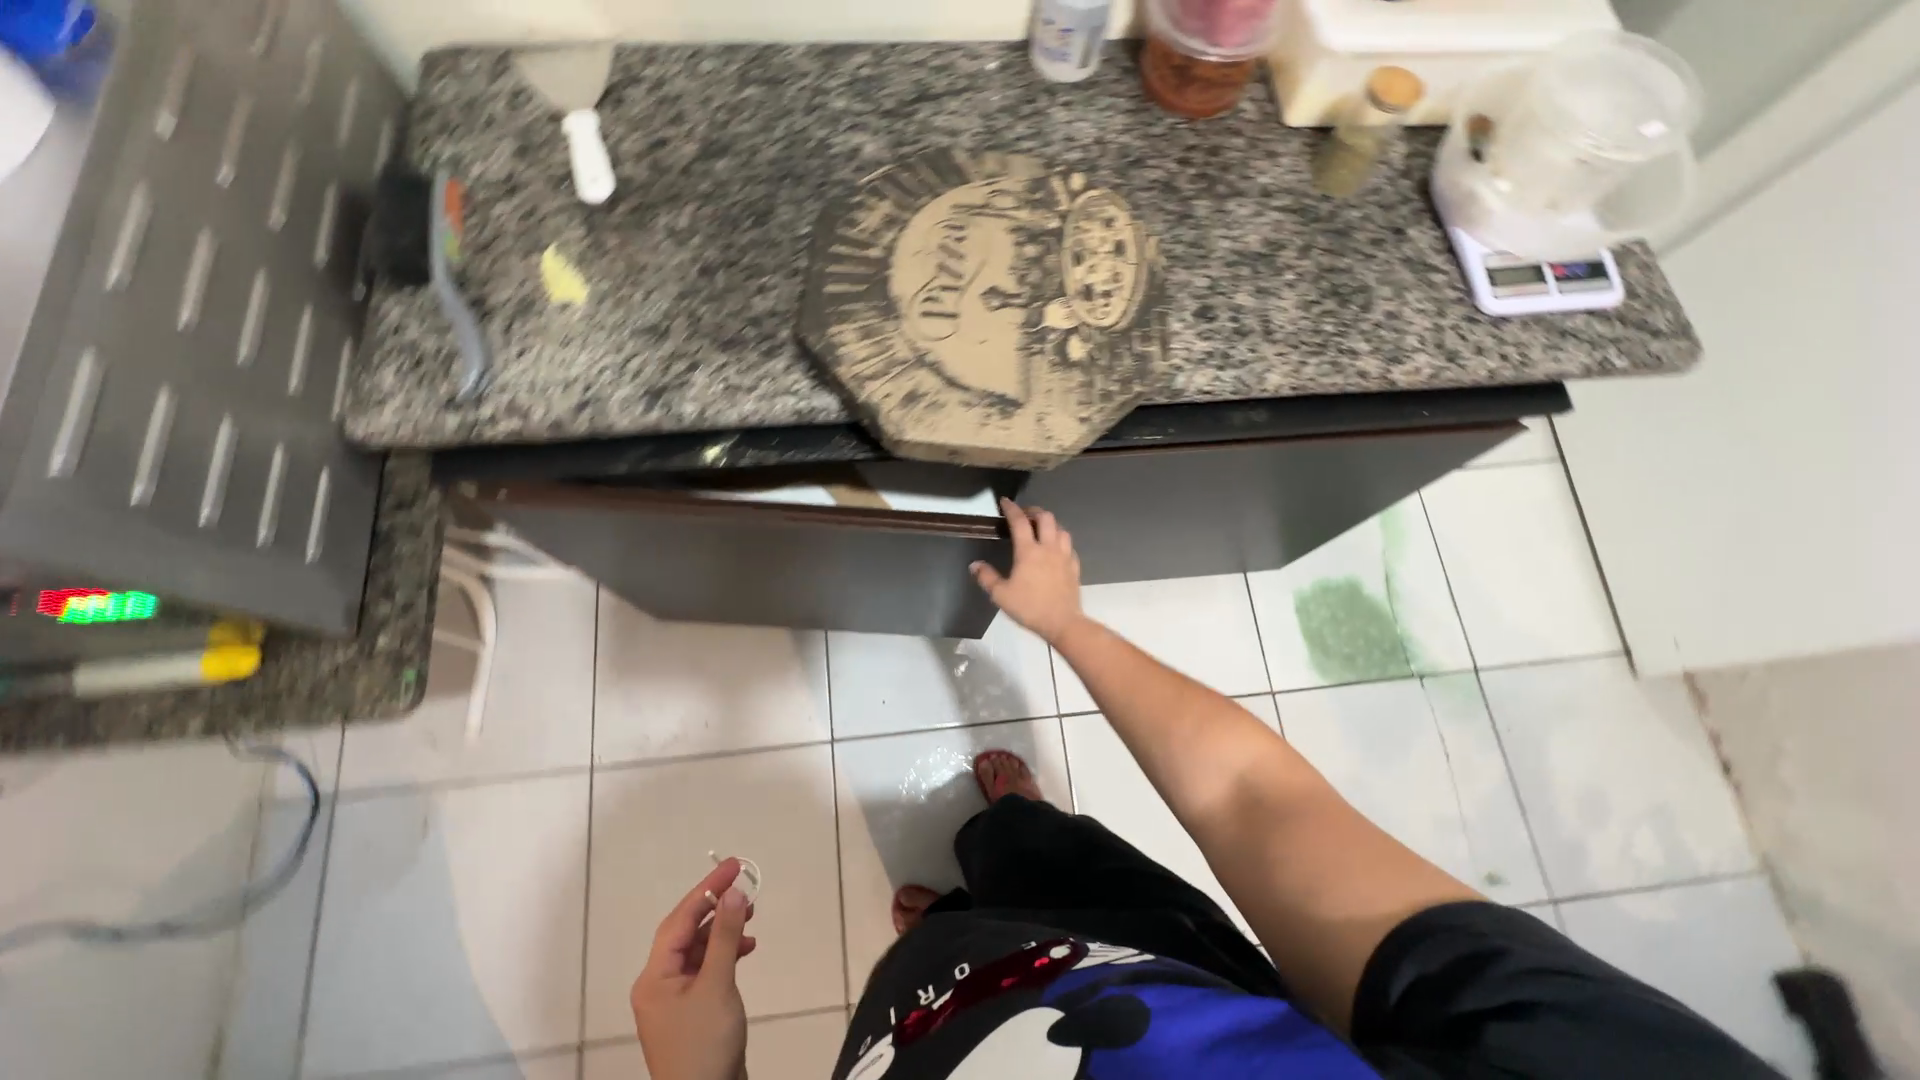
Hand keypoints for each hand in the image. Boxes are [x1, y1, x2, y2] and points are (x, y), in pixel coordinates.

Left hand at [631, 859, 759, 1079]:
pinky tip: (746, 951)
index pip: (679, 920)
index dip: (707, 889)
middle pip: (684, 933)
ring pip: (696, 952)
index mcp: (653, 977)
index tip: (735, 866)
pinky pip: (704, 971)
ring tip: (752, 917)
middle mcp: (658, 985)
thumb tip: (733, 892)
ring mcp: (674, 1002)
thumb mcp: (718, 984)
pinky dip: (724, 956)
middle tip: (745, 888)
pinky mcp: (691, 1015)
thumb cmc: (705, 1043)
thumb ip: (725, 936)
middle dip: (714, 908)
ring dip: (722, 932)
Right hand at [972, 498, 1086, 646]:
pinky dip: (1061, 541)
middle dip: (1034, 511)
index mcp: (1028, 551)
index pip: (1019, 522)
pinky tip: (1056, 548)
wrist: (1062, 622)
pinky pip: (1069, 546)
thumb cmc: (1029, 607)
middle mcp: (1048, 548)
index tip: (1005, 501)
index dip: (1011, 508)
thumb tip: (974, 565)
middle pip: (1045, 518)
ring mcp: (1064, 556)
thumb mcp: (1001, 595)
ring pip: (1061, 529)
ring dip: (1050, 524)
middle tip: (1025, 515)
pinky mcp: (1074, 567)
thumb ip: (986, 577)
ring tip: (1041, 528)